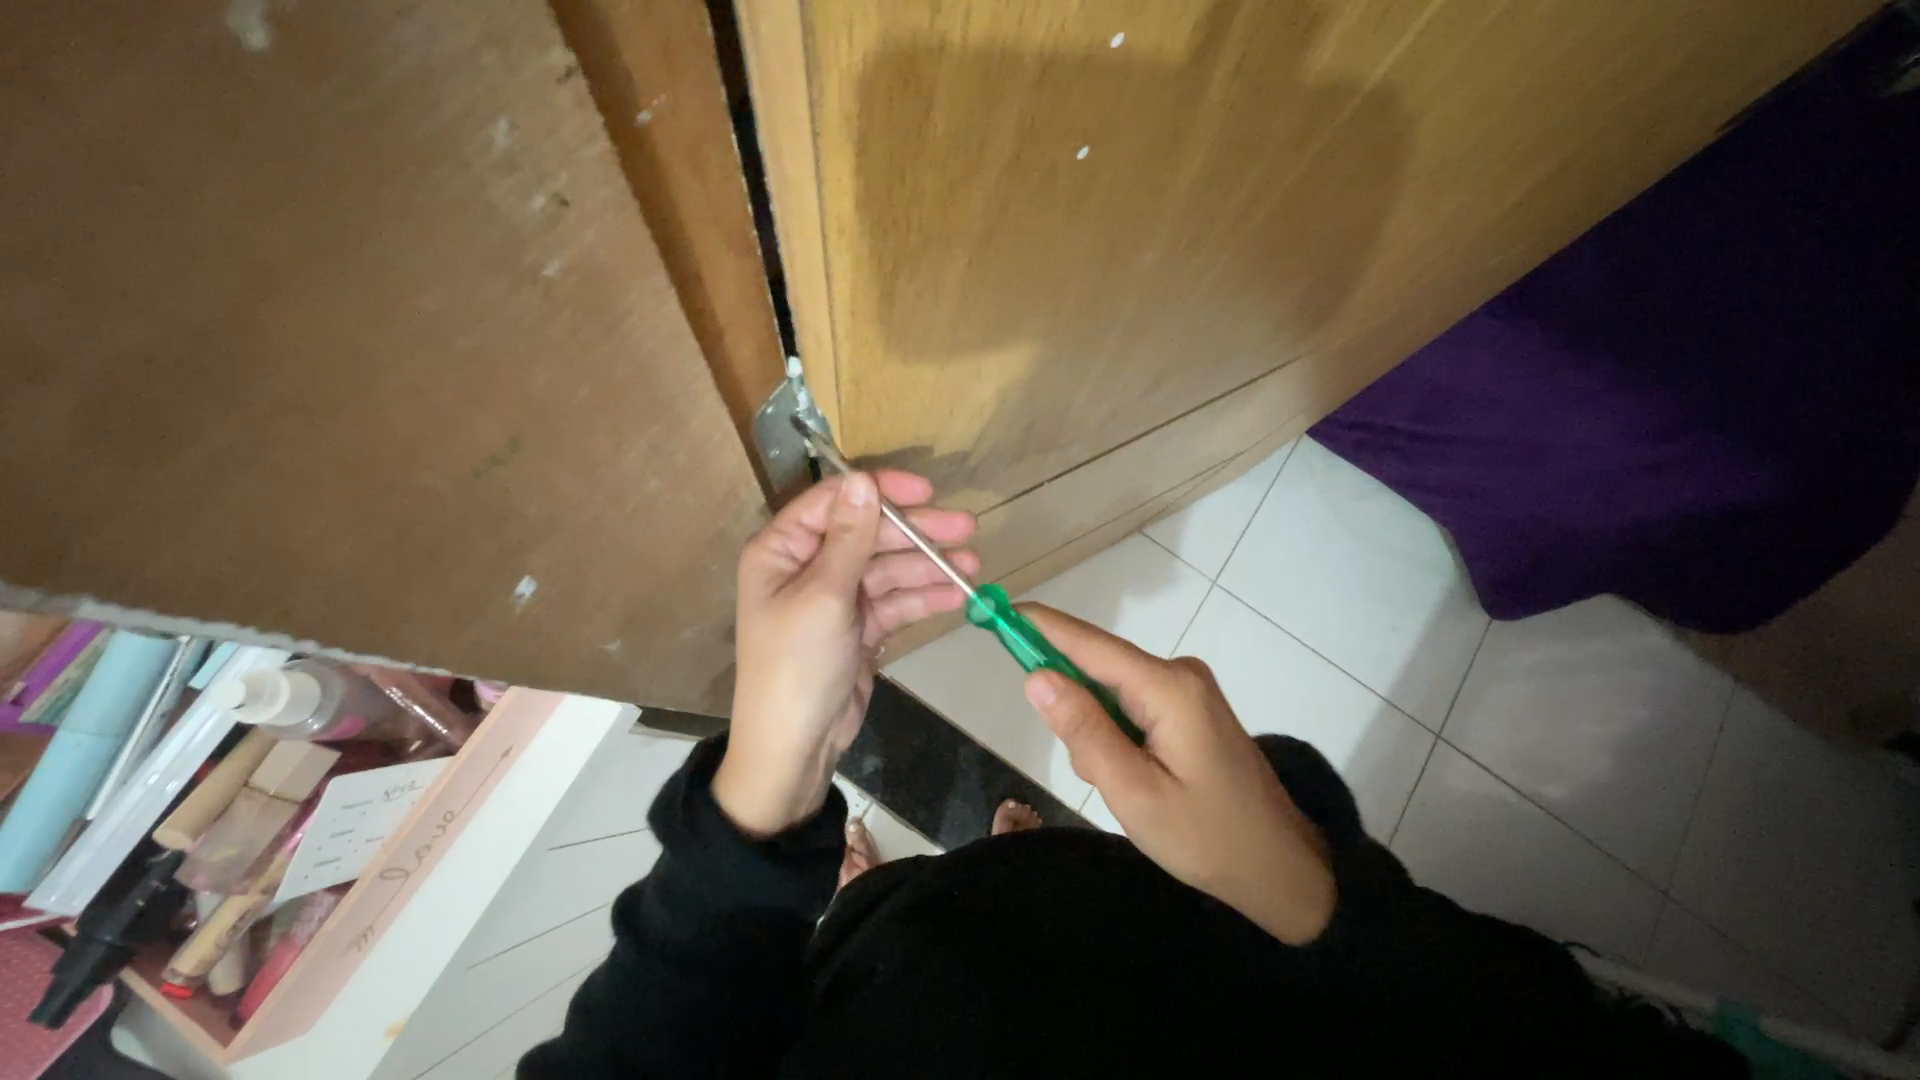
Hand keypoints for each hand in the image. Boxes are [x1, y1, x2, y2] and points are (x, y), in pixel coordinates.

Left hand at [715, 470, 977, 837]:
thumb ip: (849, 538)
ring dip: (928, 568)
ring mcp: (835, 599)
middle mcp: (808, 567)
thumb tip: (861, 479)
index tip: (927, 492)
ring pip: (888, 569)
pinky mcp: (859, 628)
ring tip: (973, 566)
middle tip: (967, 529)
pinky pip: (895, 602)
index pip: (835, 502)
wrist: (794, 748)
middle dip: (917, 534)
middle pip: (869, 535)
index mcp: (782, 550)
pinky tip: (956, 597)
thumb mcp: (824, 596)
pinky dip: (923, 599)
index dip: (881, 492)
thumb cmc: (797, 666)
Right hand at [1018, 605, 1335, 943]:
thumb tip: (1036, 676)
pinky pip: (1130, 708)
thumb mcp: (1134, 792)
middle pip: (1096, 671)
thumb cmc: (1207, 837)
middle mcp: (1178, 673)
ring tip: (1130, 789)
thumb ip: (1083, 731)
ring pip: (1109, 695)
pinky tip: (1141, 780)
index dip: (1040, 628)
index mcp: (1168, 687)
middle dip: (1077, 717)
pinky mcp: (1189, 707)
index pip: (1089, 644)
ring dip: (1100, 738)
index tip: (997, 614)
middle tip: (1099, 776)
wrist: (1280, 867)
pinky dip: (1118, 740)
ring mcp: (1186, 689)